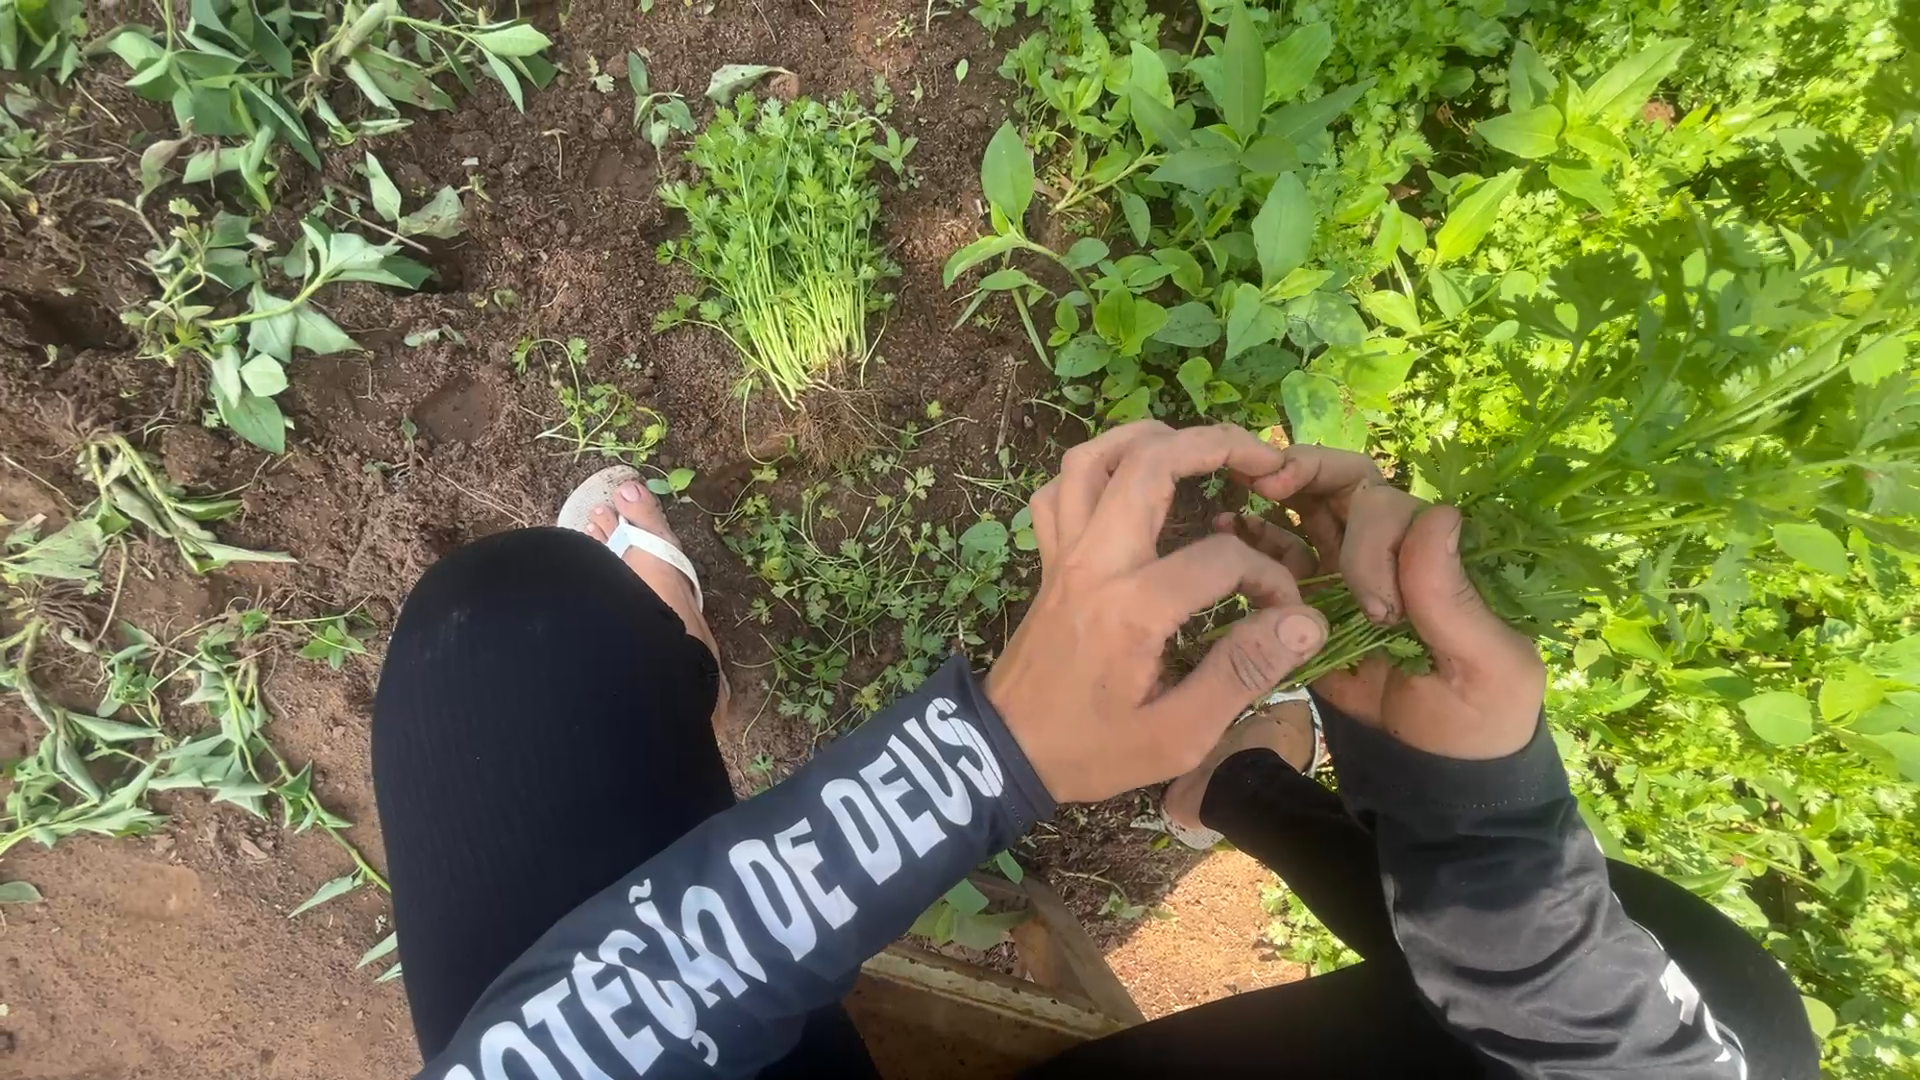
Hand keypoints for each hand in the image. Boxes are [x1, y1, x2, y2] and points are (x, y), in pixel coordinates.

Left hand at [986, 421, 1329, 802]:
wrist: (1005, 749)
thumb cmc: (1091, 749)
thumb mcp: (1177, 735)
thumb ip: (1242, 672)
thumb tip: (1305, 621)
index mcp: (1131, 608)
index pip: (1221, 560)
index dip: (1269, 576)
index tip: (1285, 610)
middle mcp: (1093, 562)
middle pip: (1148, 464)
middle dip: (1215, 445)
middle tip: (1265, 460)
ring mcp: (1062, 554)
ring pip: (1090, 459)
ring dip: (1147, 438)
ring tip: (1195, 448)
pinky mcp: (1047, 559)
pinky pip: (1057, 491)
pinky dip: (1092, 470)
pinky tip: (1124, 484)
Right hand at [1238, 445, 1544, 759]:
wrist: (1424, 767)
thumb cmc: (1471, 719)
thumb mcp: (1487, 666)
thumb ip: (1454, 597)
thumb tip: (1439, 514)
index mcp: (1433, 558)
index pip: (1392, 509)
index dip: (1372, 543)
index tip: (1375, 610)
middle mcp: (1386, 551)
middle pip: (1345, 483)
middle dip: (1308, 470)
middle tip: (1270, 480)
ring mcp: (1340, 571)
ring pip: (1304, 508)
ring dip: (1271, 494)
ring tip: (1234, 504)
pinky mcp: (1304, 599)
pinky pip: (1275, 554)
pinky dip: (1251, 535)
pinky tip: (1227, 529)